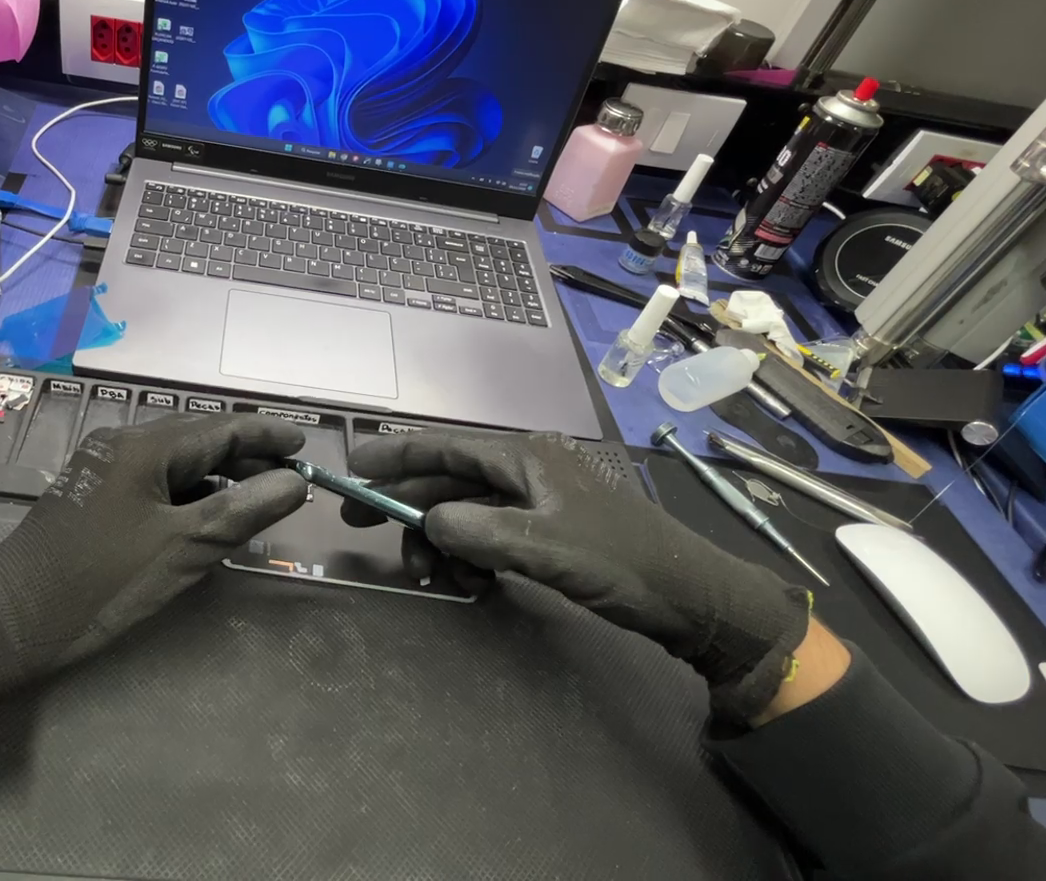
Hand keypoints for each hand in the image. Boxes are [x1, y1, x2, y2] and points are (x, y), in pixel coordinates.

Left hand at [0, 413, 306, 698]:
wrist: (10, 621)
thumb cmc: (101, 583)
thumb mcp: (183, 549)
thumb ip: (243, 510)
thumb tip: (295, 482)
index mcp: (144, 446)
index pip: (221, 428)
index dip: (267, 435)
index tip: (305, 445)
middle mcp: (123, 443)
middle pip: (200, 438)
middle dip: (247, 452)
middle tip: (290, 473)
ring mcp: (105, 466)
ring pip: (177, 459)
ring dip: (219, 472)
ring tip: (259, 495)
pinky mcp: (95, 492)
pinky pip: (156, 478)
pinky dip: (190, 490)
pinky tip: (209, 512)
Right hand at [346, 431, 811, 723]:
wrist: (691, 598)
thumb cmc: (619, 562)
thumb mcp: (543, 546)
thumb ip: (476, 531)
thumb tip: (426, 522)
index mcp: (523, 456)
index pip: (444, 447)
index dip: (395, 455)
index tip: (353, 467)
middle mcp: (523, 469)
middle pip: (447, 481)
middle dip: (407, 507)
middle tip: (361, 526)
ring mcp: (534, 500)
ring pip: (465, 513)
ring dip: (441, 543)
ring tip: (433, 577)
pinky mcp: (544, 530)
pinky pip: (488, 536)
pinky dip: (471, 557)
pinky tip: (471, 584)